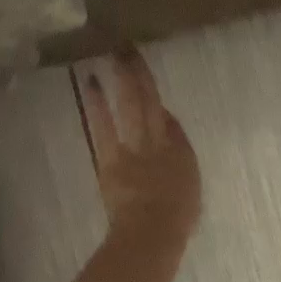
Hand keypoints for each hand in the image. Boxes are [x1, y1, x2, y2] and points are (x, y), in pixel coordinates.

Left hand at [82, 47, 200, 239]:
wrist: (152, 230)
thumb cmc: (176, 222)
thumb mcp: (190, 194)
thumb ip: (181, 170)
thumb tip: (171, 146)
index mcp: (183, 158)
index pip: (173, 128)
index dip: (162, 110)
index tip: (153, 97)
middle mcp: (162, 145)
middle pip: (152, 105)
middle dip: (142, 78)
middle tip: (131, 51)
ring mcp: (136, 147)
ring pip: (132, 106)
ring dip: (124, 79)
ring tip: (115, 55)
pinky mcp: (112, 156)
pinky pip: (104, 124)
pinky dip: (97, 103)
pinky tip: (91, 83)